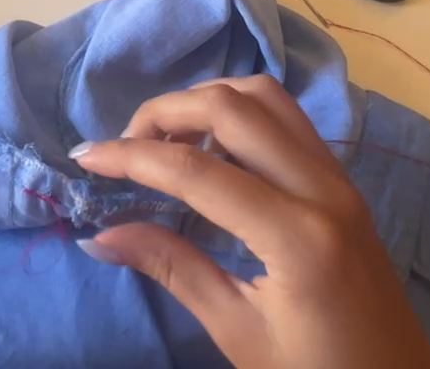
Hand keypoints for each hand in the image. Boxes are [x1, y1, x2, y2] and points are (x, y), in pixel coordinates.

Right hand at [69, 76, 429, 368]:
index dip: (131, 157)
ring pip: (262, 96)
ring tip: (167, 140)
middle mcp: (323, 188)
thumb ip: (171, 267)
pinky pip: (285, 116)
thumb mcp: (239, 333)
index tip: (86, 158)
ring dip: (204, 101)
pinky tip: (212, 146)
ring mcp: (339, 176)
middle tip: (126, 147)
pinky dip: (237, 112)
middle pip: (230, 107)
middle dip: (165, 112)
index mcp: (298, 238)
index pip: (196, 170)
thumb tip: (98, 235)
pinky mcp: (342, 178)